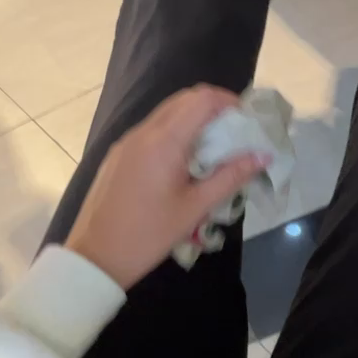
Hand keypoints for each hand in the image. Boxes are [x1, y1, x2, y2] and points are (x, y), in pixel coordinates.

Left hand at [65, 85, 269, 287]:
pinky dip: (176, 132)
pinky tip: (186, 162)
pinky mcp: (119, 154)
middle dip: (214, 108)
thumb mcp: (196, 208)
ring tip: (215, 148)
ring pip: (167, 113)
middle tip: (236, 132)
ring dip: (195, 120)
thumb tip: (264, 155)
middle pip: (184, 100)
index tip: (247, 120)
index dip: (229, 101)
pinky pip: (153, 130)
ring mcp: (127, 142)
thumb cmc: (149, 235)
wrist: (94, 258)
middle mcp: (143, 133)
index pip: (201, 99)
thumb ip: (231, 176)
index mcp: (164, 142)